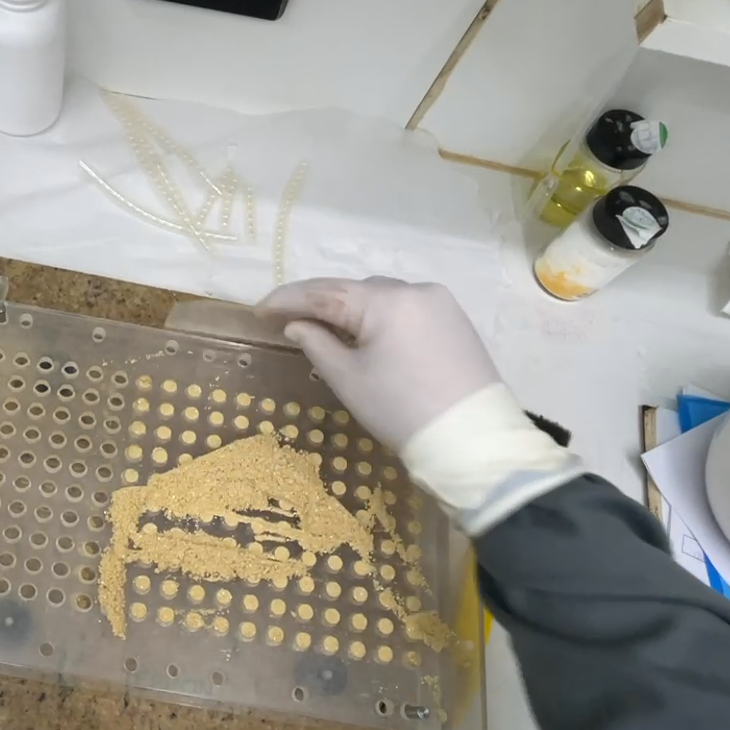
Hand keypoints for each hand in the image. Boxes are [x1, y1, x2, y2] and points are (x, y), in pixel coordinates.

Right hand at [256, 276, 499, 449]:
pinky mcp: (454, 319)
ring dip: (349, 309)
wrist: (470, 439)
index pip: (324, 292)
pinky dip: (377, 316)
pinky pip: (404, 308)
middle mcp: (414, 289)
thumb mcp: (348, 380)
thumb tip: (296, 326)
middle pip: (353, 290)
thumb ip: (316, 344)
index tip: (258, 311)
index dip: (286, 300)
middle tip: (286, 319)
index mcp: (385, 302)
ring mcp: (439, 302)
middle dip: (318, 302)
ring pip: (380, 297)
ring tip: (322, 327)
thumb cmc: (399, 410)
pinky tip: (363, 334)